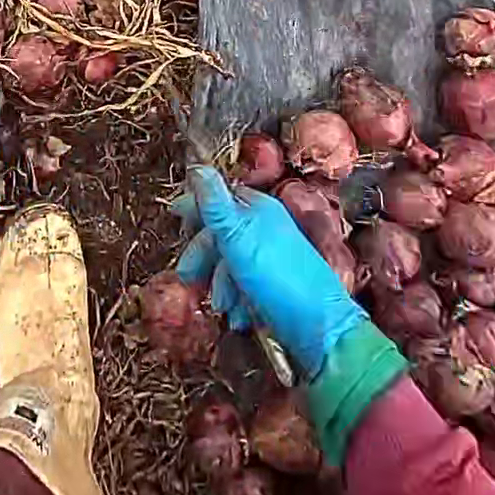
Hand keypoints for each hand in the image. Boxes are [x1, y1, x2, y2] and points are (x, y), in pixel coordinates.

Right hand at [172, 165, 366, 375]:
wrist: (319, 327)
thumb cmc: (276, 276)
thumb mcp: (238, 236)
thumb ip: (215, 203)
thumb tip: (198, 167)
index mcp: (257, 209)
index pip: (219, 197)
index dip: (196, 208)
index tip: (175, 216)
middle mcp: (264, 228)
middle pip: (220, 232)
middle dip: (203, 255)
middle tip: (188, 277)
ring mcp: (270, 257)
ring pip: (229, 263)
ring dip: (220, 284)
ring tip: (223, 305)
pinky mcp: (274, 285)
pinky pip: (245, 286)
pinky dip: (237, 300)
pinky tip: (239, 315)